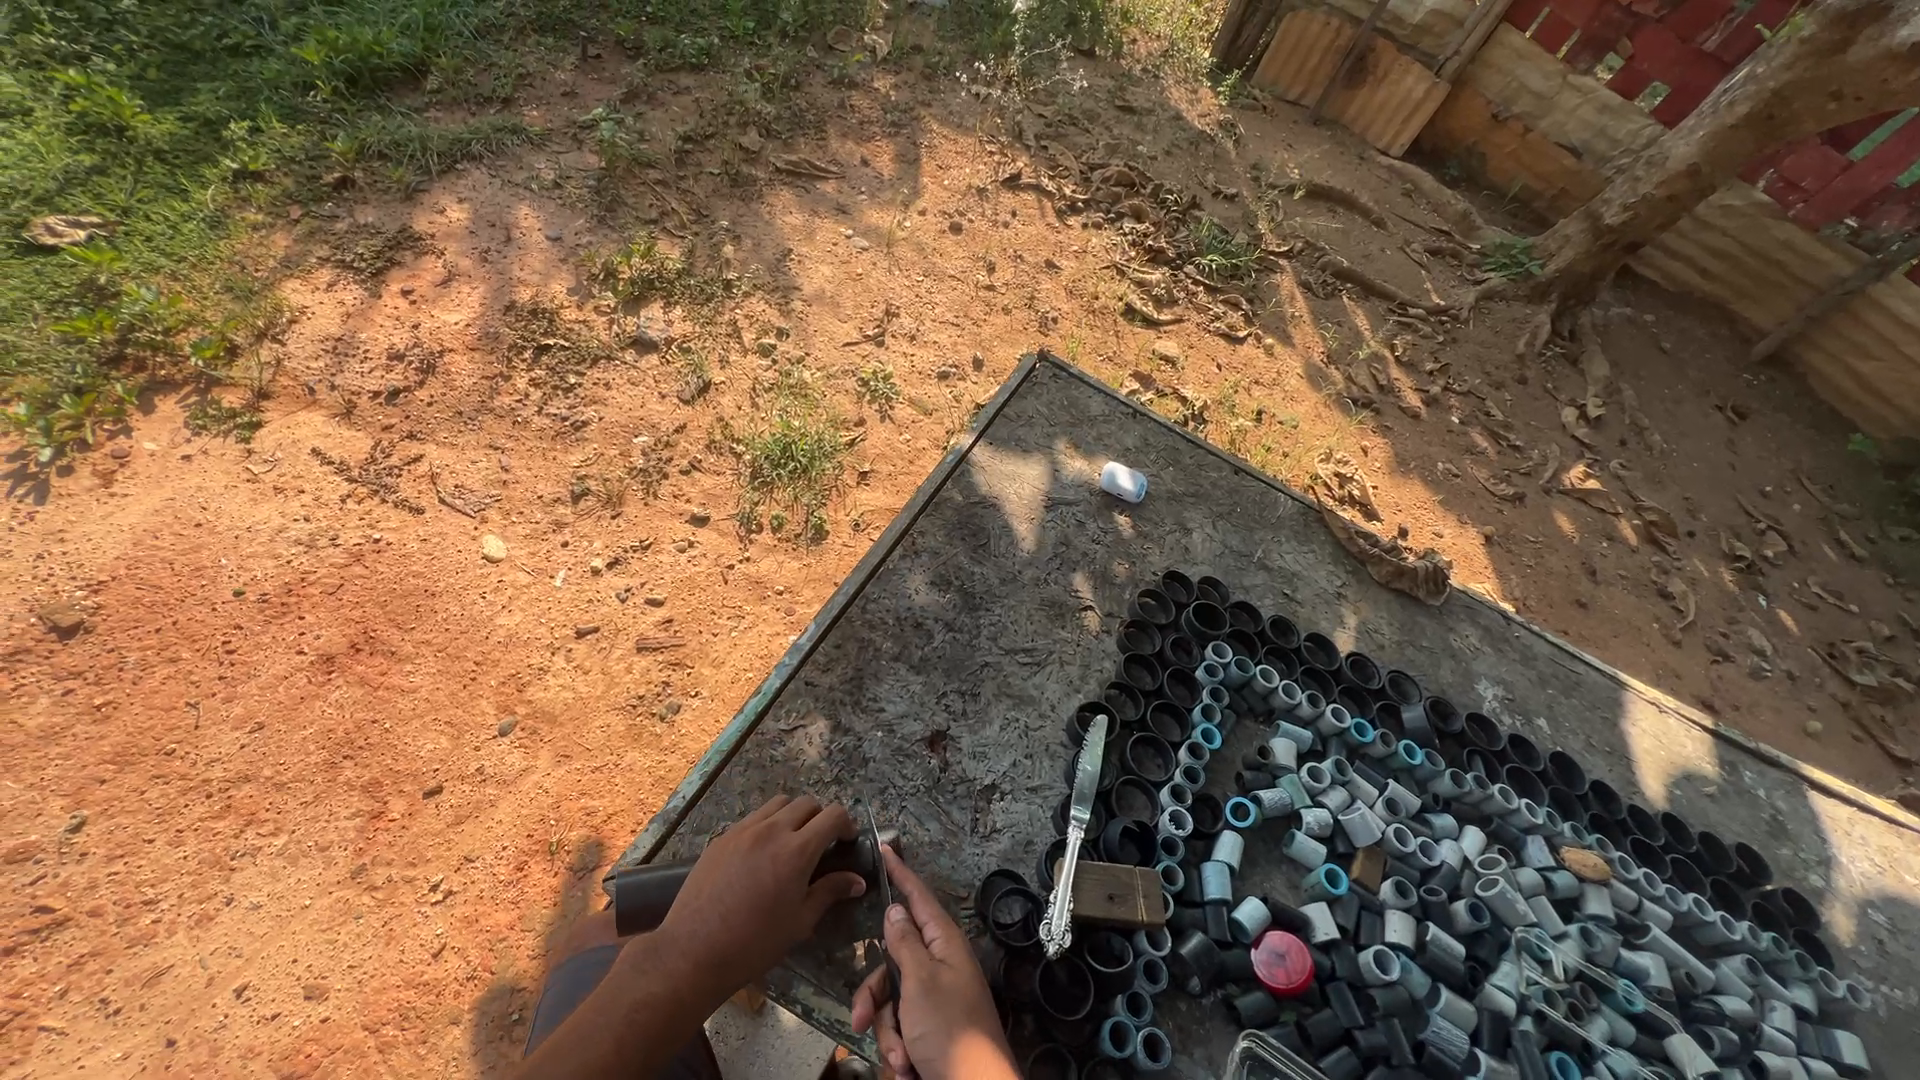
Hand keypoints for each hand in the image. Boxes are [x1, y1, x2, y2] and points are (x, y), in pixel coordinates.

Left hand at [659, 796, 867, 996]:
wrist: (693, 951)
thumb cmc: (754, 943)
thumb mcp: (800, 921)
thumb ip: (830, 892)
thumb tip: (857, 880)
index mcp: (797, 850)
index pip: (833, 815)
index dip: (846, 824)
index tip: (847, 841)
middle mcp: (772, 830)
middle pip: (807, 803)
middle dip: (820, 817)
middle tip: (821, 843)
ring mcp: (743, 831)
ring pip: (778, 804)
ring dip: (793, 815)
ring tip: (791, 842)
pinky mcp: (722, 838)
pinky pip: (752, 818)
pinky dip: (766, 825)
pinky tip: (761, 853)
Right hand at [851, 847, 1015, 1079]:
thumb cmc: (950, 1030)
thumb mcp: (920, 982)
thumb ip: (904, 943)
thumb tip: (895, 907)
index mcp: (945, 944)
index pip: (918, 898)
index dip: (901, 873)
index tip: (885, 848)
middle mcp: (939, 964)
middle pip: (891, 960)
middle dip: (875, 996)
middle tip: (861, 1018)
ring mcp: (934, 997)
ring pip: (890, 999)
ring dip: (887, 1030)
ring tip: (901, 1058)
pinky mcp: (929, 1026)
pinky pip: (898, 1025)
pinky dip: (897, 1047)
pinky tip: (907, 1067)